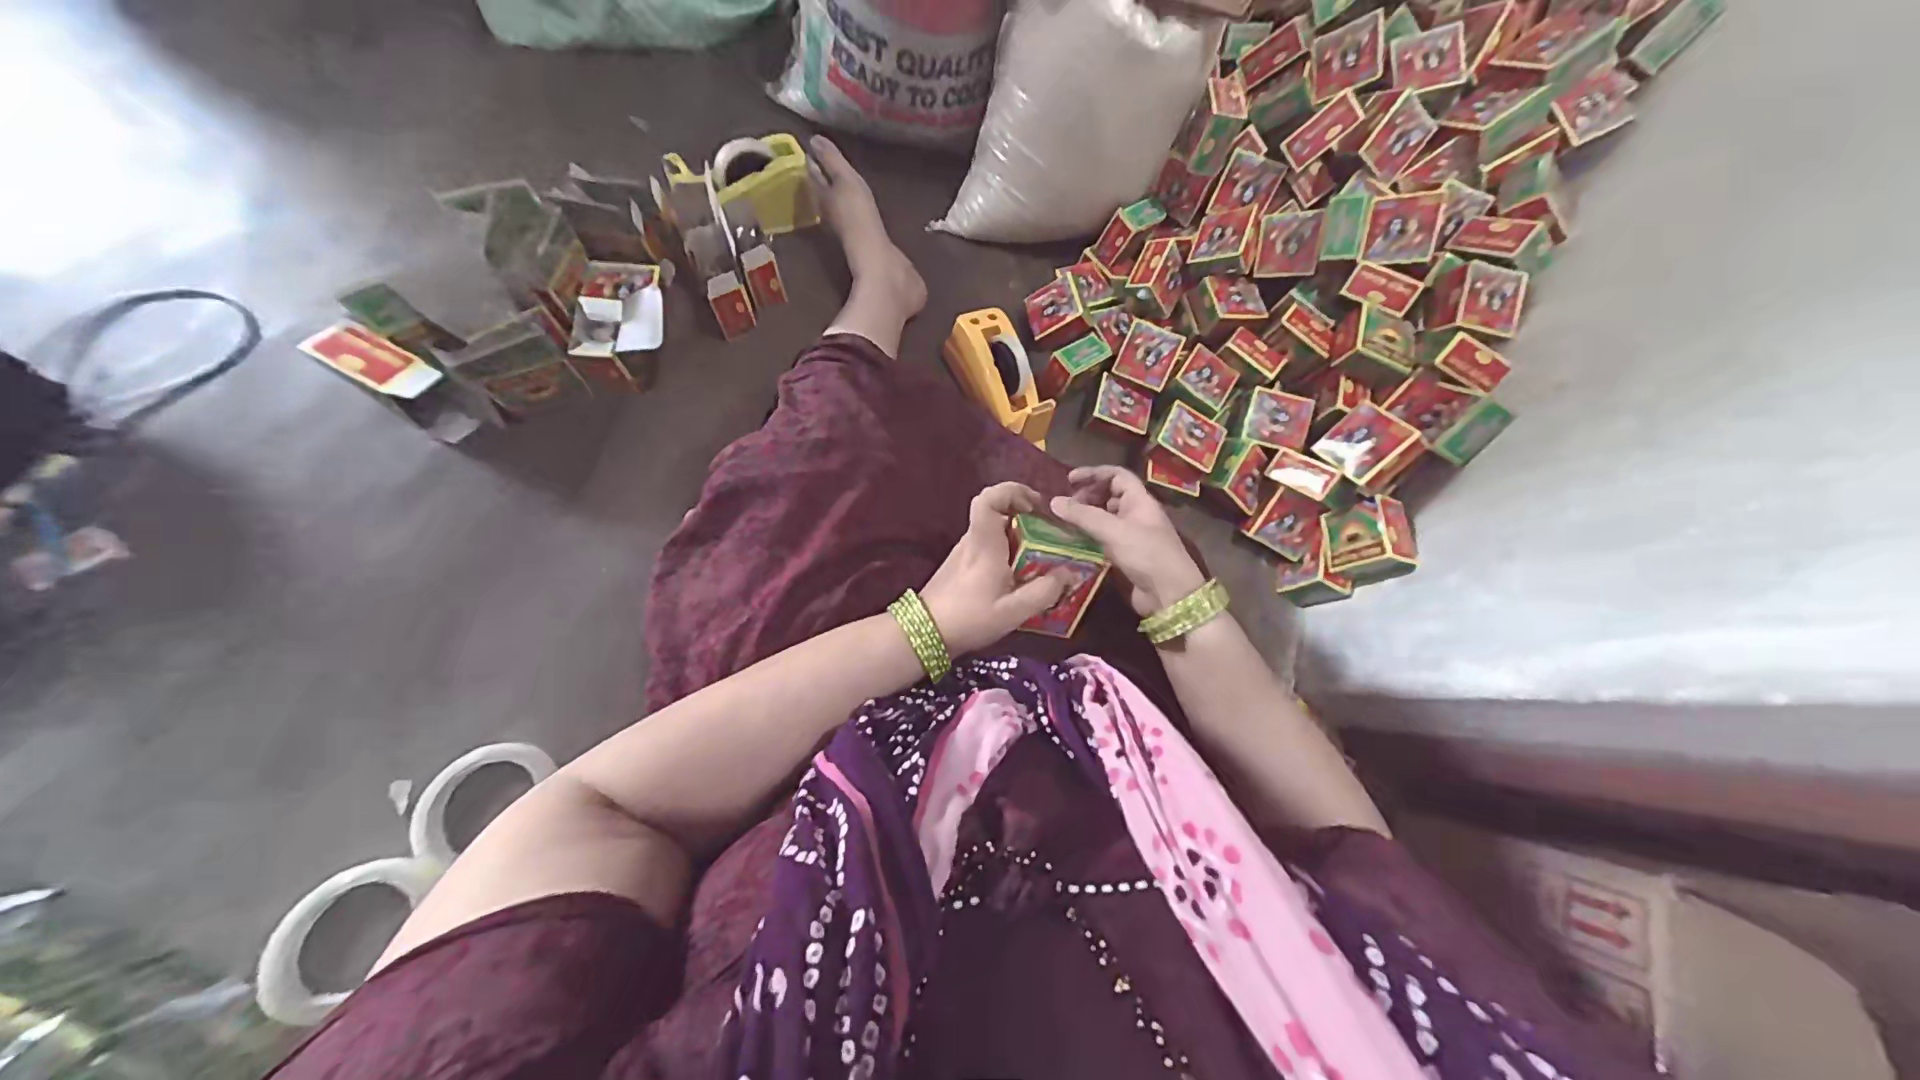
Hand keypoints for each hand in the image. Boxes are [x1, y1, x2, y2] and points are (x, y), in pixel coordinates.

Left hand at [920, 483, 1070, 655]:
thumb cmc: (969, 618)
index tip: (1036, 507)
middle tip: (1050, 535)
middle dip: (1026, 517)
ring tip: (1041, 559)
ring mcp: (963, 552)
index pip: (990, 497)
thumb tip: (1070, 573)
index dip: (1014, 492)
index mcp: (984, 543)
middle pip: (997, 512)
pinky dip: (1006, 552)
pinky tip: (1019, 576)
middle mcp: (972, 541)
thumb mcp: (1013, 611)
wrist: (924, 634)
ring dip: (1018, 537)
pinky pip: (987, 547)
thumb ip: (1045, 591)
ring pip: (993, 531)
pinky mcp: (960, 566)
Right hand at [1050, 466, 1206, 617]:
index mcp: (1140, 500)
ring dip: (1087, 515)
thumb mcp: (1114, 531)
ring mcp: (1132, 533)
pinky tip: (1076, 539)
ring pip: (1106, 516)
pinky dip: (1090, 534)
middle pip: (1110, 494)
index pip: (1116, 475)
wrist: (1170, 594)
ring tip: (1066, 520)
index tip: (1069, 479)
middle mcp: (1136, 513)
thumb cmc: (1146, 554)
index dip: (1093, 473)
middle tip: (1067, 504)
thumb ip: (1083, 516)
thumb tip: (1054, 501)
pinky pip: (1105, 536)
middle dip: (1088, 495)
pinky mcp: (1126, 553)